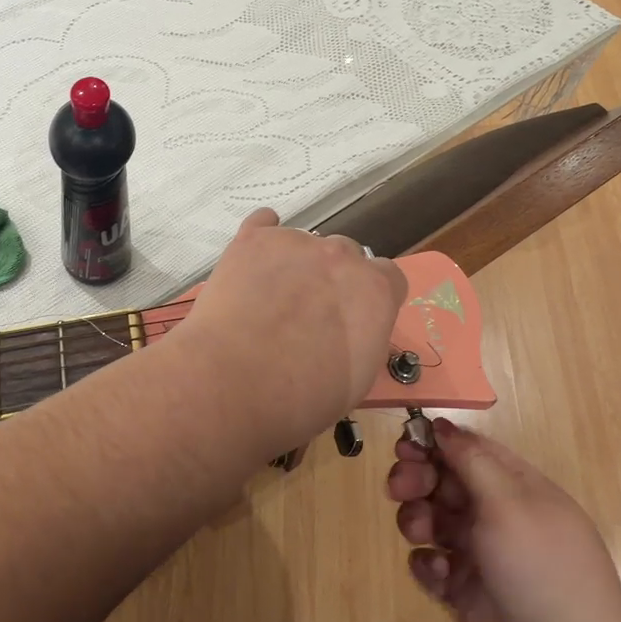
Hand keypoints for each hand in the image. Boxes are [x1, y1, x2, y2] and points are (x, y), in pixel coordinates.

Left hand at [167, 208, 407, 460]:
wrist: (232, 381)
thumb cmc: (300, 398)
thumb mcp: (355, 380)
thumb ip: (363, 338)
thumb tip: (351, 329)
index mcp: (374, 291)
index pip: (388, 277)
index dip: (371, 296)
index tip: (354, 316)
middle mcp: (339, 257)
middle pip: (345, 255)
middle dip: (332, 278)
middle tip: (308, 311)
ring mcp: (294, 242)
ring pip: (304, 243)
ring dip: (295, 263)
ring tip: (270, 297)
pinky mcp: (252, 239)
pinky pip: (263, 223)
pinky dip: (262, 237)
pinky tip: (253, 256)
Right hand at [389, 420, 620, 621]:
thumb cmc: (542, 570)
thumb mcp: (510, 505)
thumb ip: (471, 459)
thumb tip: (440, 423)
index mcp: (517, 488)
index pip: (468, 448)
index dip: (434, 442)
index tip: (405, 446)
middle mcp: (497, 514)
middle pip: (442, 480)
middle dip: (415, 479)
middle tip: (400, 489)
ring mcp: (479, 552)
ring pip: (429, 518)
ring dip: (416, 520)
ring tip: (423, 537)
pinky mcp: (463, 587)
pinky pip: (429, 561)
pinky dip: (426, 563)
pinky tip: (441, 575)